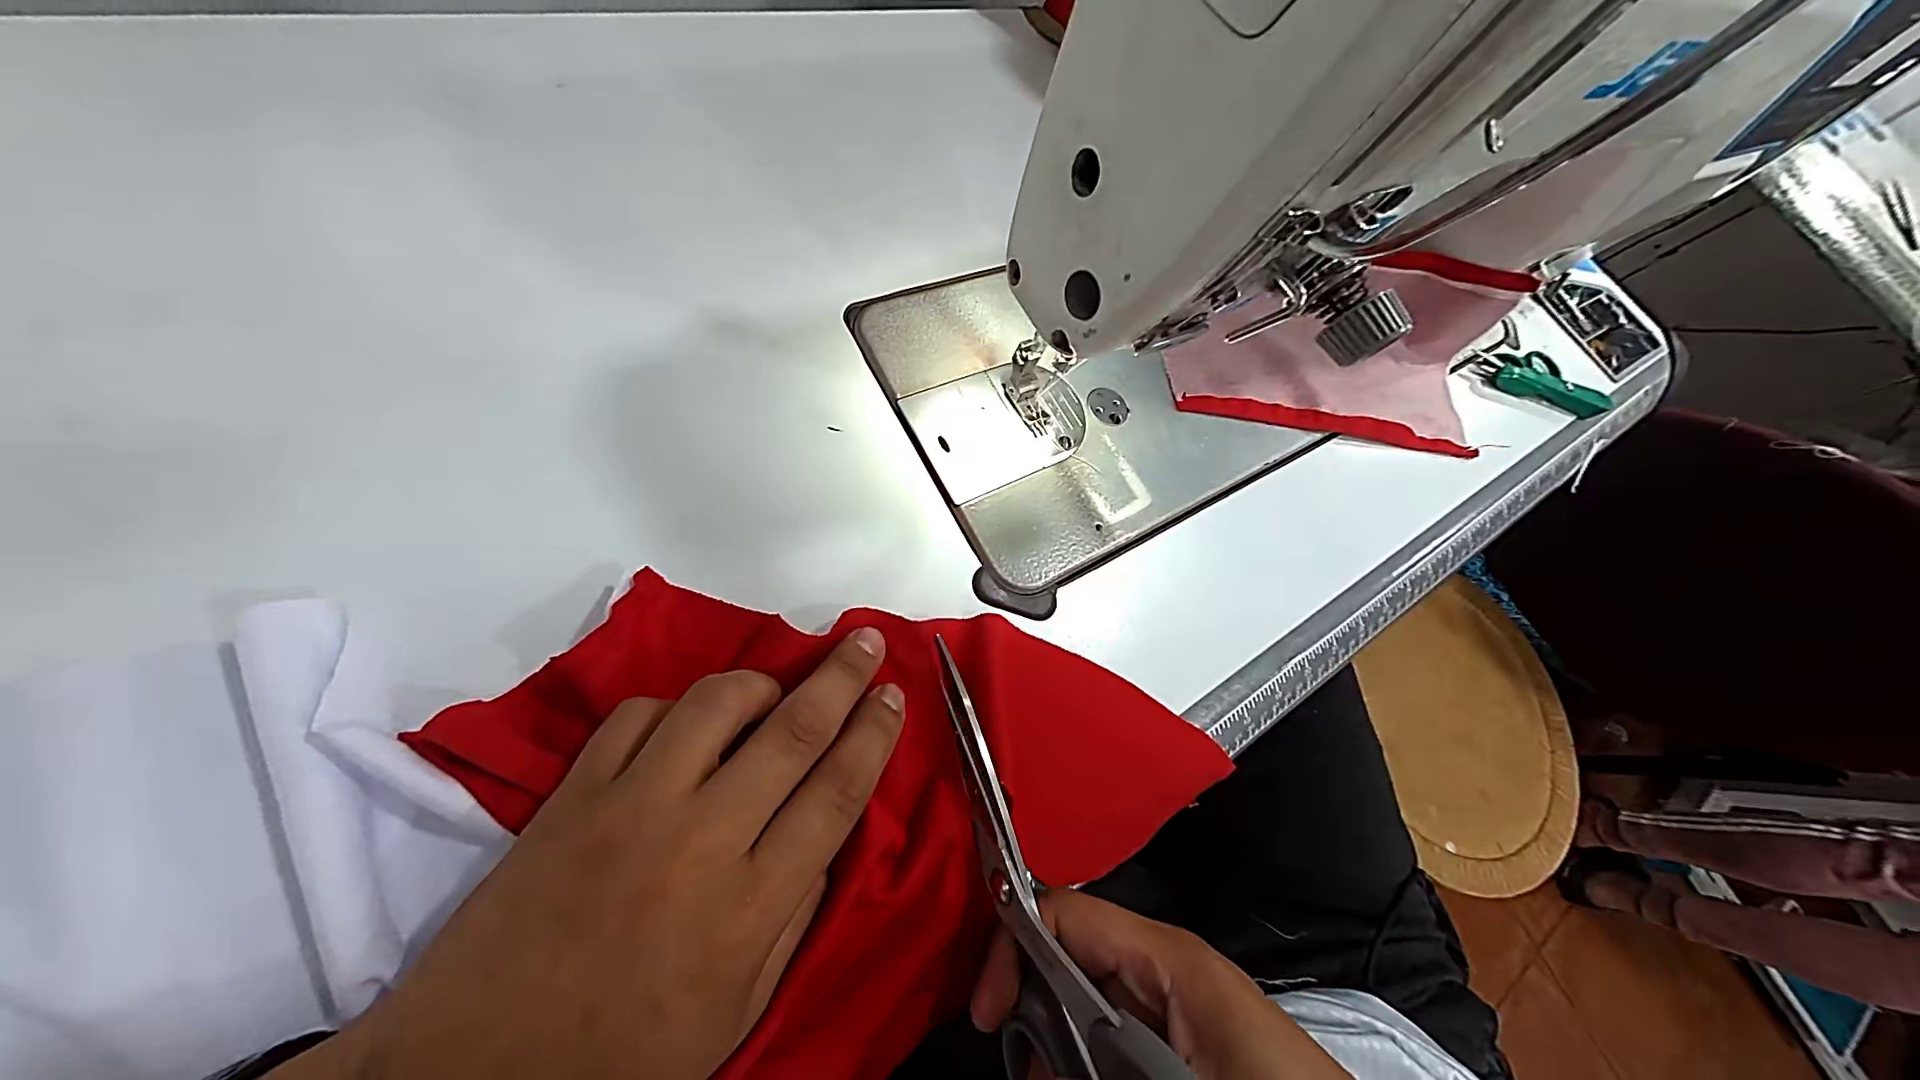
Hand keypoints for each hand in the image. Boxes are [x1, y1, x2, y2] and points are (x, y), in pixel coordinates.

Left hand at [279, 628, 904, 1079]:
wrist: (475, 1072)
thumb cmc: (625, 1055)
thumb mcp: (739, 1008)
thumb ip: (793, 915)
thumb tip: (826, 837)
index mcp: (749, 902)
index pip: (835, 793)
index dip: (873, 736)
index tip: (894, 696)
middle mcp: (699, 838)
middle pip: (792, 733)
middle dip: (841, 679)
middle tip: (866, 642)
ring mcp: (630, 806)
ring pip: (713, 705)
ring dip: (759, 683)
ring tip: (776, 688)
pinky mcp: (572, 794)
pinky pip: (635, 717)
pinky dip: (674, 707)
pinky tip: (687, 725)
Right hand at [970, 890, 1351, 1079]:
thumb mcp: (1172, 1069)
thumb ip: (1094, 1051)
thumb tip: (1036, 1055)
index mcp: (1165, 955)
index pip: (1062, 912)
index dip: (1012, 946)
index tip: (987, 1009)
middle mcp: (1164, 962)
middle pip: (1065, 951)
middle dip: (1030, 1000)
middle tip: (1023, 1061)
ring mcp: (1172, 996)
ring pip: (1082, 992)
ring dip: (1053, 1034)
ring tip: (1047, 1070)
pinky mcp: (1179, 1029)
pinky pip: (1110, 1020)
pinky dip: (1081, 1048)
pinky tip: (1073, 1069)